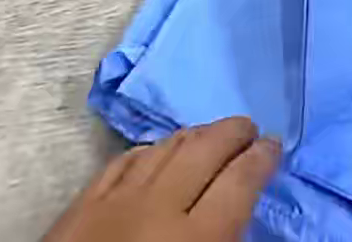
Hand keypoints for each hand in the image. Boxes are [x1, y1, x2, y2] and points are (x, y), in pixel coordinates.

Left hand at [43, 118, 280, 241]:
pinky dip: (151, 151)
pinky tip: (160, 155)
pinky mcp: (77, 210)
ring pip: (169, 145)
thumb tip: (243, 219)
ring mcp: (114, 204)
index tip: (274, 147)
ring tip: (212, 140)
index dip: (264, 156)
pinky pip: (124, 161)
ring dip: (198, 136)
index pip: (242, 178)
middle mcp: (159, 209)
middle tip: (250, 134)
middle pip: (209, 146)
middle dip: (237, 132)